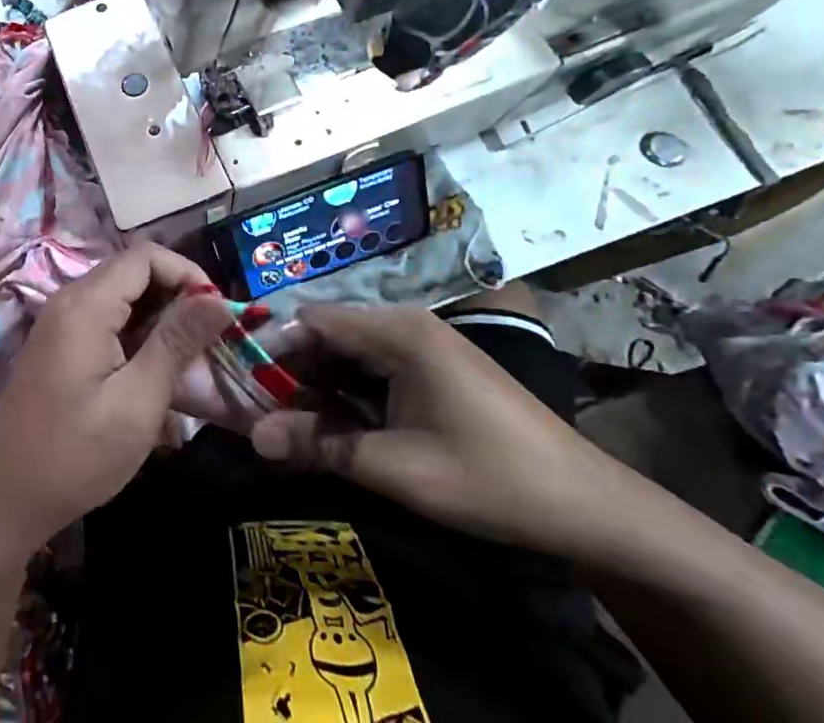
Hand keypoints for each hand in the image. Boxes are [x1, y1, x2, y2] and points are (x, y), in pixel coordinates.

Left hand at [0, 244, 233, 554]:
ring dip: (162, 321)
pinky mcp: (60, 347)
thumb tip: (220, 300)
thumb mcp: (138, 401)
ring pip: (124, 299)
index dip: (188, 274)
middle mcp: (68, 302)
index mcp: (85, 306)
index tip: (217, 313)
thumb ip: (178, 342)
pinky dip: (139, 337)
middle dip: (179, 298)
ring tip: (190, 361)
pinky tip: (157, 374)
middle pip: (135, 273)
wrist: (6, 502)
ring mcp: (60, 325)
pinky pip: (108, 322)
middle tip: (210, 340)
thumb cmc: (76, 455)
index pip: (146, 256)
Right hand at [250, 304, 635, 558]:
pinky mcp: (436, 370)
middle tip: (258, 414)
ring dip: (319, 387)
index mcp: (400, 333)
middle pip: (330, 335)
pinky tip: (335, 428)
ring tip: (288, 426)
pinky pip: (377, 371)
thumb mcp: (396, 468)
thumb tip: (252, 436)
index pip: (314, 320)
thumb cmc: (488, 478)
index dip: (273, 348)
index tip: (241, 386)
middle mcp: (409, 327)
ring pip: (352, 355)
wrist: (582, 503)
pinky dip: (349, 395)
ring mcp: (426, 348)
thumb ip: (320, 445)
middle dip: (293, 372)